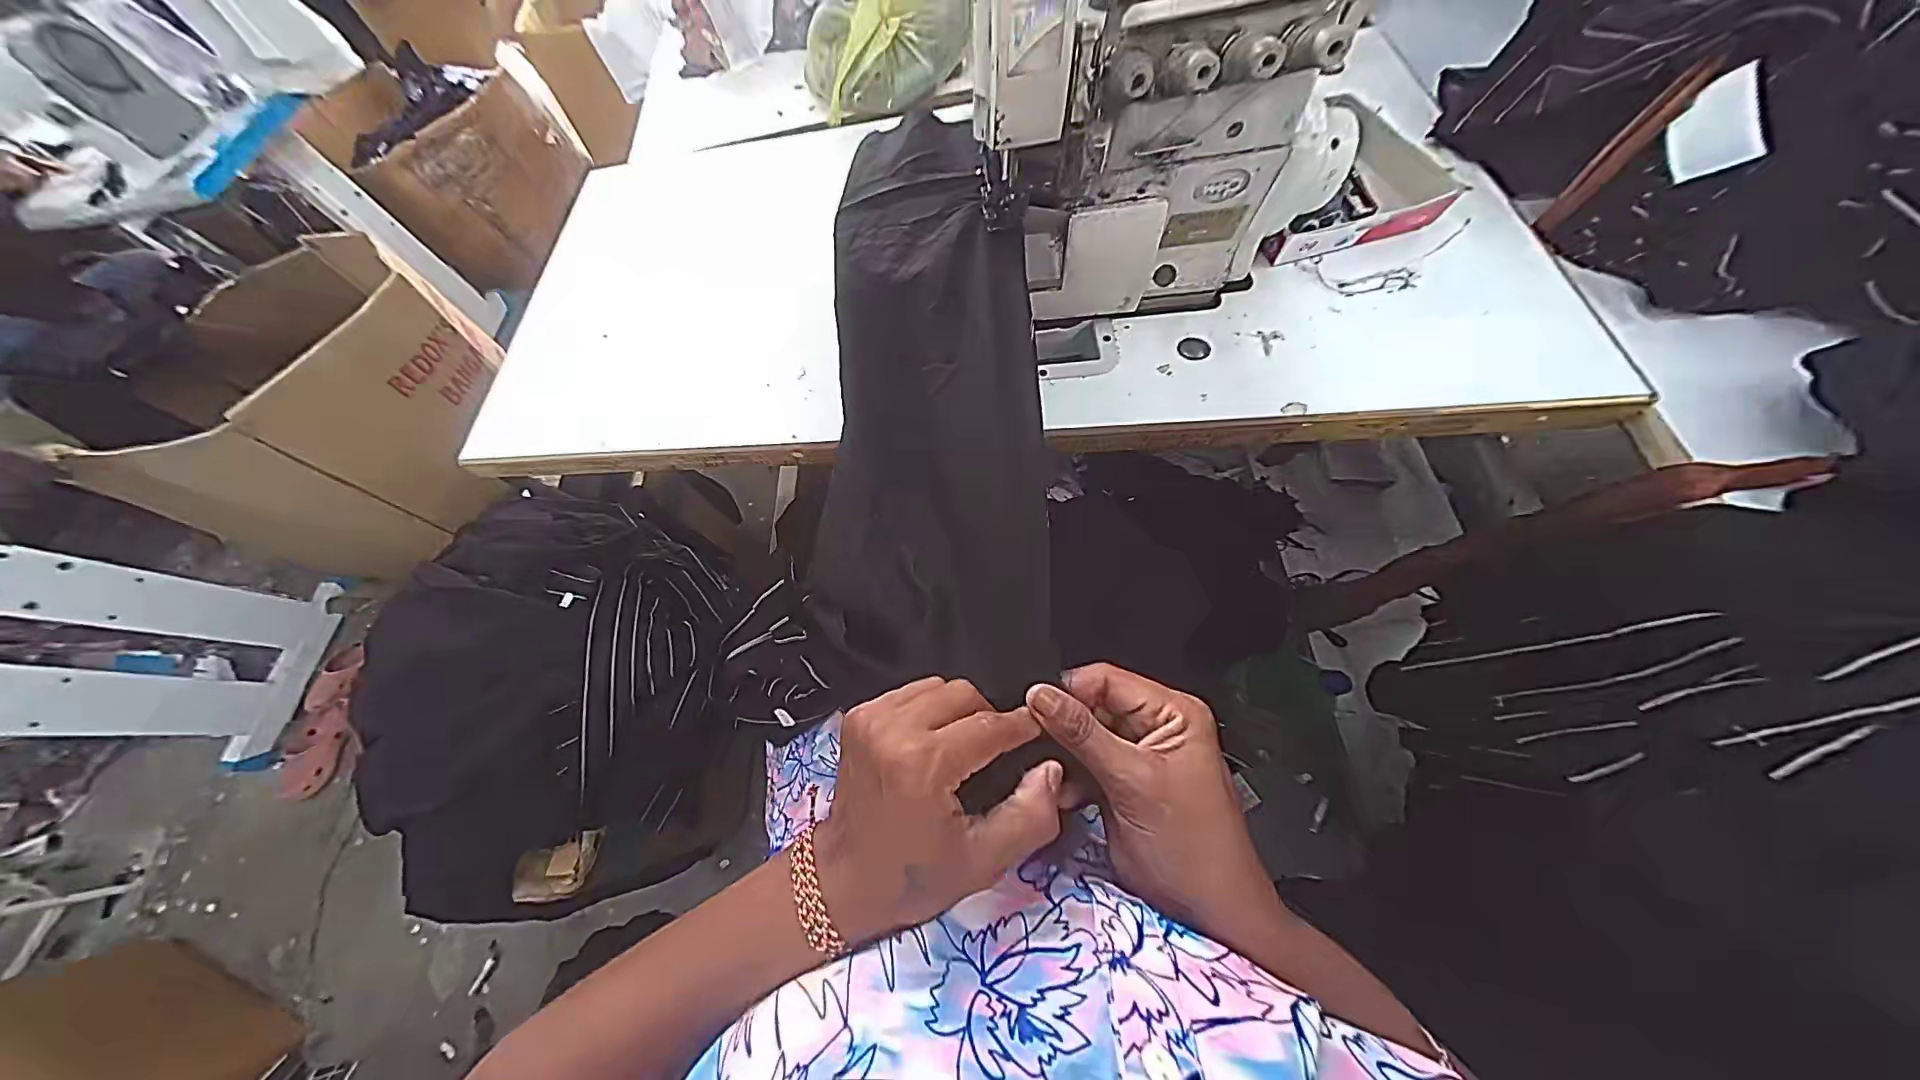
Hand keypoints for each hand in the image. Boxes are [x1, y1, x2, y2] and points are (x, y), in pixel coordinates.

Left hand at [812, 677, 1064, 944]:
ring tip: (964, 746)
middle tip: (997, 751)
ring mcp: (870, 718)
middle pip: (966, 694)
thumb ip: (1030, 815)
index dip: (1023, 727)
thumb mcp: (984, 860)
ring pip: (939, 686)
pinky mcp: (859, 716)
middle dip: (990, 718)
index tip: (1040, 733)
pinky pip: (912, 692)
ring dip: (960, 710)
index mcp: (921, 763)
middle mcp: (892, 730)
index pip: (991, 724)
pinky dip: (932, 710)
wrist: (844, 881)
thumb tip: (1051, 769)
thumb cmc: (911, 877)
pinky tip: (935, 740)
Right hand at [1027, 664, 1283, 939]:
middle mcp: (1154, 727)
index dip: (1069, 691)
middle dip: (1063, 727)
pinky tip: (1066, 795)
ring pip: (1081, 736)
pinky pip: (1081, 764)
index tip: (1034, 708)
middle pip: (1090, 706)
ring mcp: (1135, 757)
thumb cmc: (1193, 850)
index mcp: (1173, 712)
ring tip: (1056, 777)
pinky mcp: (1119, 783)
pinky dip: (1069, 778)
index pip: (1106, 679)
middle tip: (1041, 747)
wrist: (1209, 914)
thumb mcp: (1133, 781)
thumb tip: (1042, 695)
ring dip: (1063, 756)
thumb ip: (1082, 733)